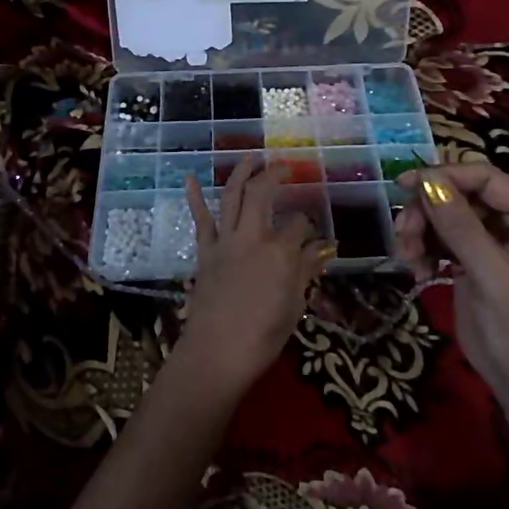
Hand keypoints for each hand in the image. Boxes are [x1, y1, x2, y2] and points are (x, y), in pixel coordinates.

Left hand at [178, 158, 334, 398]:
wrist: (217, 351)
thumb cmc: (263, 335)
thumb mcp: (294, 305)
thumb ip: (305, 272)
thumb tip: (320, 251)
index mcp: (280, 253)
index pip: (300, 224)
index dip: (308, 224)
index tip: (311, 231)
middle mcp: (252, 238)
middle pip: (262, 194)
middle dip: (274, 174)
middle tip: (282, 165)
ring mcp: (224, 242)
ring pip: (231, 197)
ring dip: (240, 174)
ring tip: (250, 157)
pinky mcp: (205, 252)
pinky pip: (200, 220)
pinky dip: (193, 197)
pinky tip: (188, 178)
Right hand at [394, 164, 508, 400]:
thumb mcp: (493, 277)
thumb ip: (461, 227)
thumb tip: (428, 181)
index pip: (489, 180)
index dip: (445, 176)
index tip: (403, 184)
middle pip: (462, 197)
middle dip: (428, 214)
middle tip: (404, 238)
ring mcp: (496, 246)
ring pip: (446, 219)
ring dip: (421, 234)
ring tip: (409, 262)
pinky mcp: (475, 264)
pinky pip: (443, 242)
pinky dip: (425, 251)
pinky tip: (418, 272)